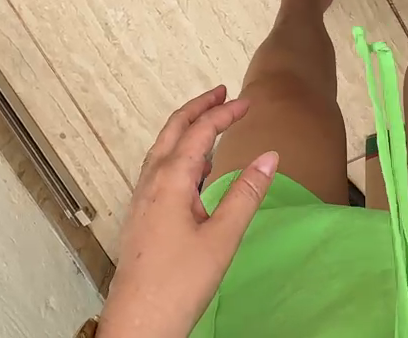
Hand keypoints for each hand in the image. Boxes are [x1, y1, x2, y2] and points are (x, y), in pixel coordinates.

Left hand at [98, 86, 277, 337]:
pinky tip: (194, 170)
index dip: (225, 113)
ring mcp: (141, 197)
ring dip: (186, 127)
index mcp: (171, 178)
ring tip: (211, 123)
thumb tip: (270, 155)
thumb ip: (246, 193)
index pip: (201, 131)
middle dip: (199, 107)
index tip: (249, 102)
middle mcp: (151, 180)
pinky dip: (178, 150)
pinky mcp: (140, 215)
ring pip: (163, 146)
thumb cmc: (181, 282)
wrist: (136, 327)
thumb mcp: (223, 238)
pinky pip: (159, 166)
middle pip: (174, 128)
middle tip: (223, 93)